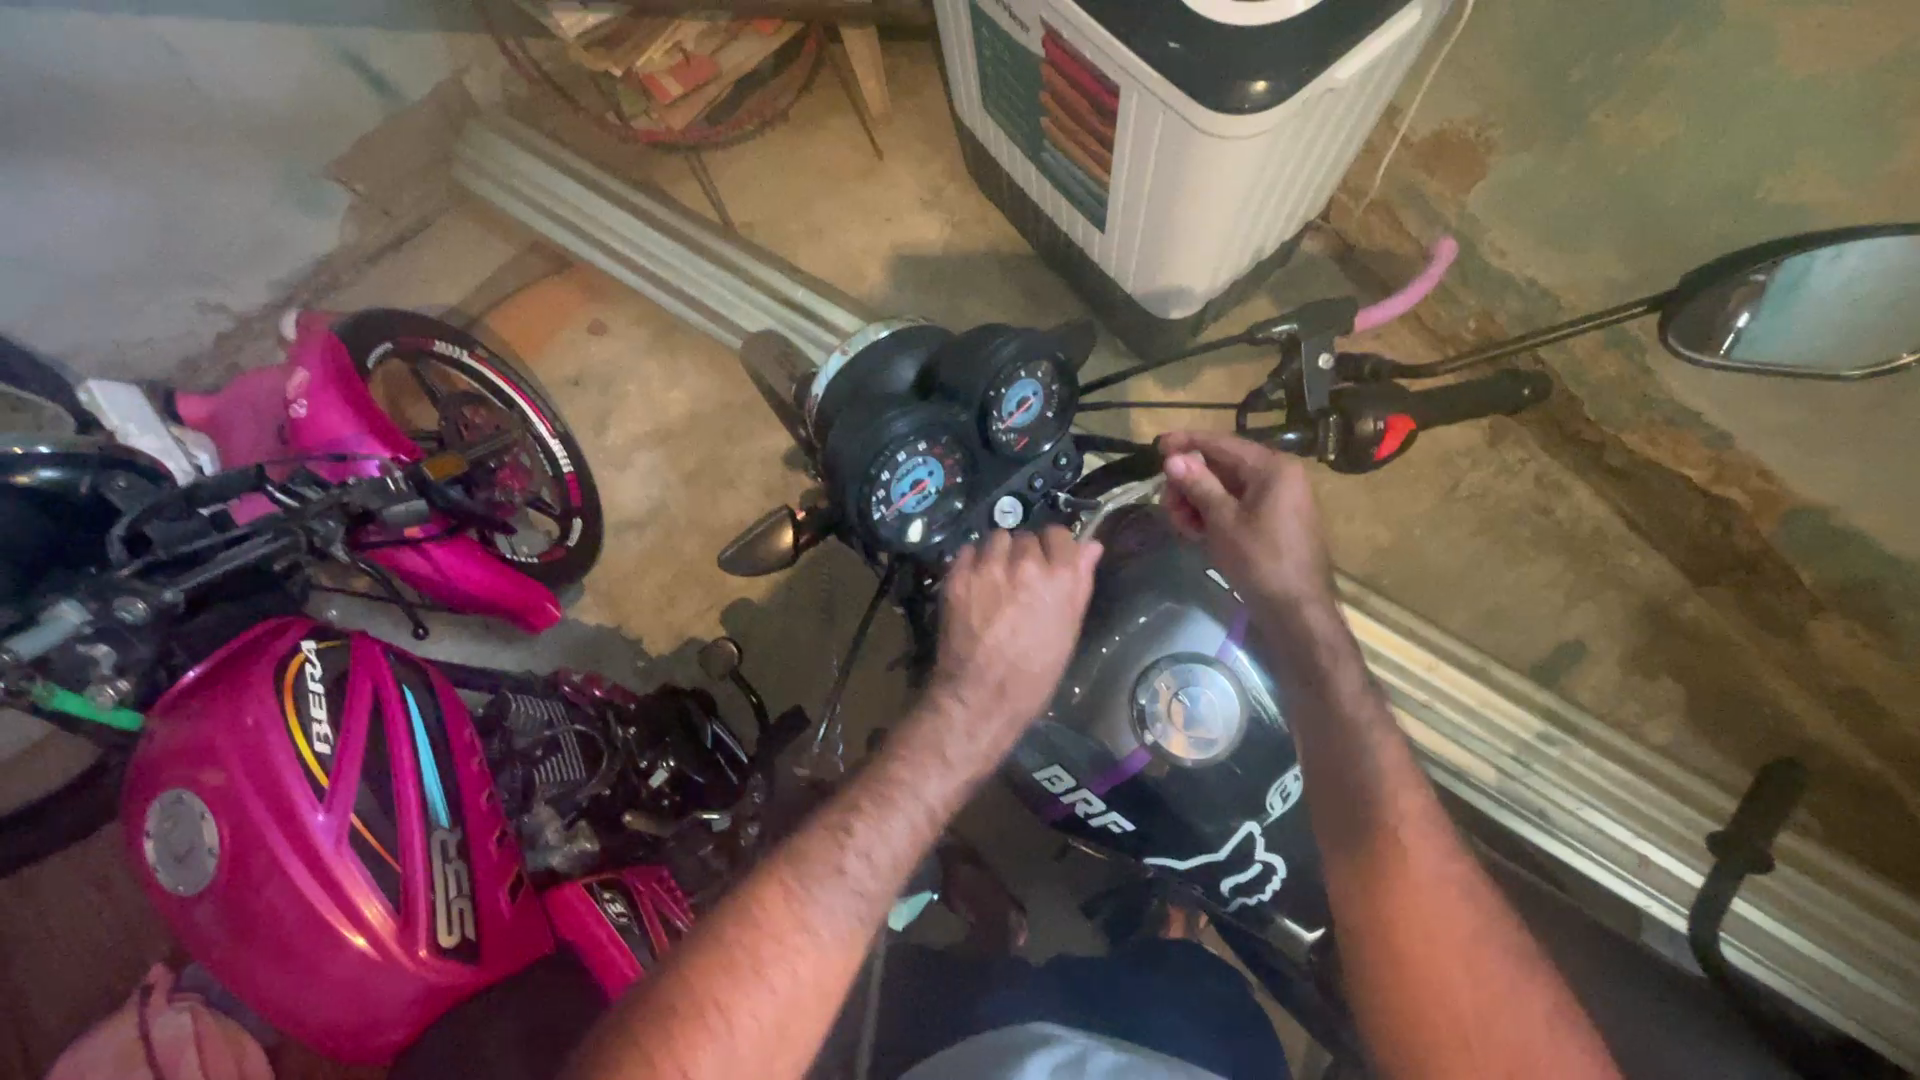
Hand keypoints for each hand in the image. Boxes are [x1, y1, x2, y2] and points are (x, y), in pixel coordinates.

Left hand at [931, 527, 1102, 740]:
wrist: (981, 697)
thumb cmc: (1034, 673)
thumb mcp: (1068, 630)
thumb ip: (1080, 581)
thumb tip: (1091, 545)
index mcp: (1059, 577)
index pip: (1059, 534)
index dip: (1055, 548)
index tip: (1051, 562)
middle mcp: (1024, 563)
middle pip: (1027, 536)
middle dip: (1026, 554)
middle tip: (1021, 581)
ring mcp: (988, 568)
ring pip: (997, 539)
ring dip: (999, 554)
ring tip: (997, 580)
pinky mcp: (958, 576)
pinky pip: (968, 551)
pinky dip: (973, 562)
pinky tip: (975, 585)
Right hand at [1159, 431, 1335, 611]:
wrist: (1297, 609)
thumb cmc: (1260, 561)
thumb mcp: (1223, 521)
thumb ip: (1198, 484)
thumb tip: (1172, 458)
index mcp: (1272, 467)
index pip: (1221, 443)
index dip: (1186, 443)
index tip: (1156, 447)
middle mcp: (1279, 475)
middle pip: (1222, 466)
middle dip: (1189, 484)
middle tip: (1167, 506)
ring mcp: (1279, 498)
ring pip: (1226, 488)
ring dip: (1197, 502)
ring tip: (1181, 526)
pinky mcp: (1274, 520)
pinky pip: (1238, 505)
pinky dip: (1214, 514)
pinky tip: (1196, 532)